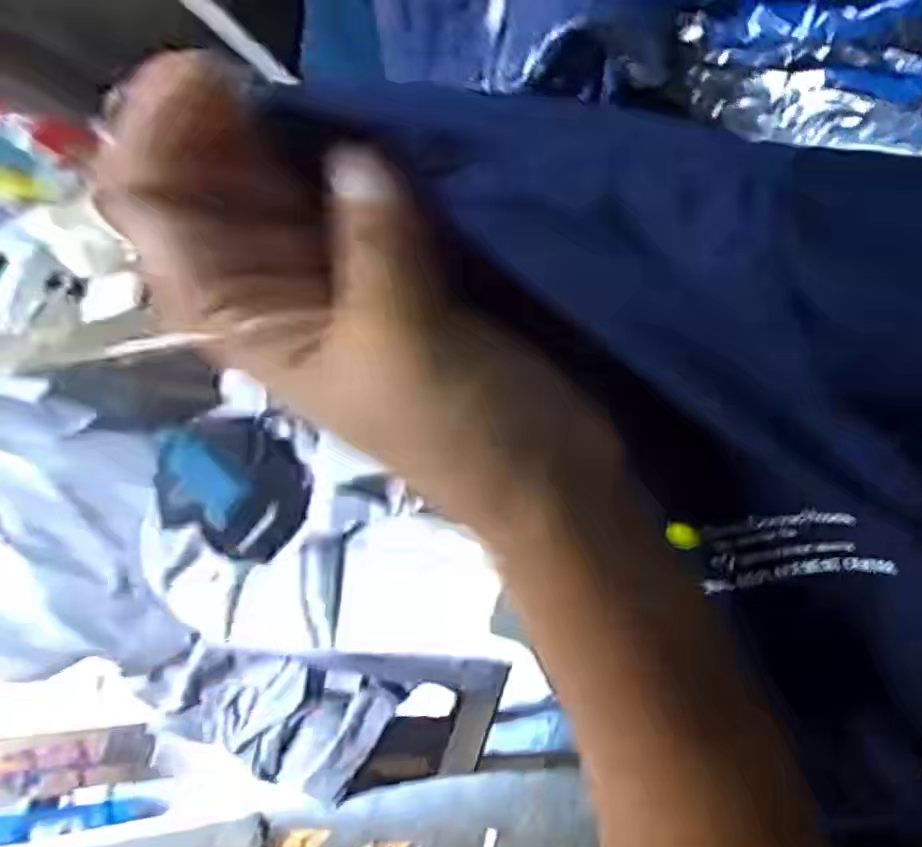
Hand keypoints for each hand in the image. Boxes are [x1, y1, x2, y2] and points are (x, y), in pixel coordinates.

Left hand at [93, 52, 625, 541]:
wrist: (554, 479)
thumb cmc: (467, 432)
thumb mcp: (406, 343)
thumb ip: (378, 247)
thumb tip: (361, 157)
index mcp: (245, 313)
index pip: (160, 198)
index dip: (169, 131)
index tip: (228, 83)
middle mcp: (290, 291)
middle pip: (231, 184)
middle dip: (253, 133)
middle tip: (312, 96)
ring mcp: (366, 288)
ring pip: (316, 196)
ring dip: (332, 155)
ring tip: (366, 119)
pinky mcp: (433, 289)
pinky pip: (392, 218)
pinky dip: (395, 187)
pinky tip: (414, 162)